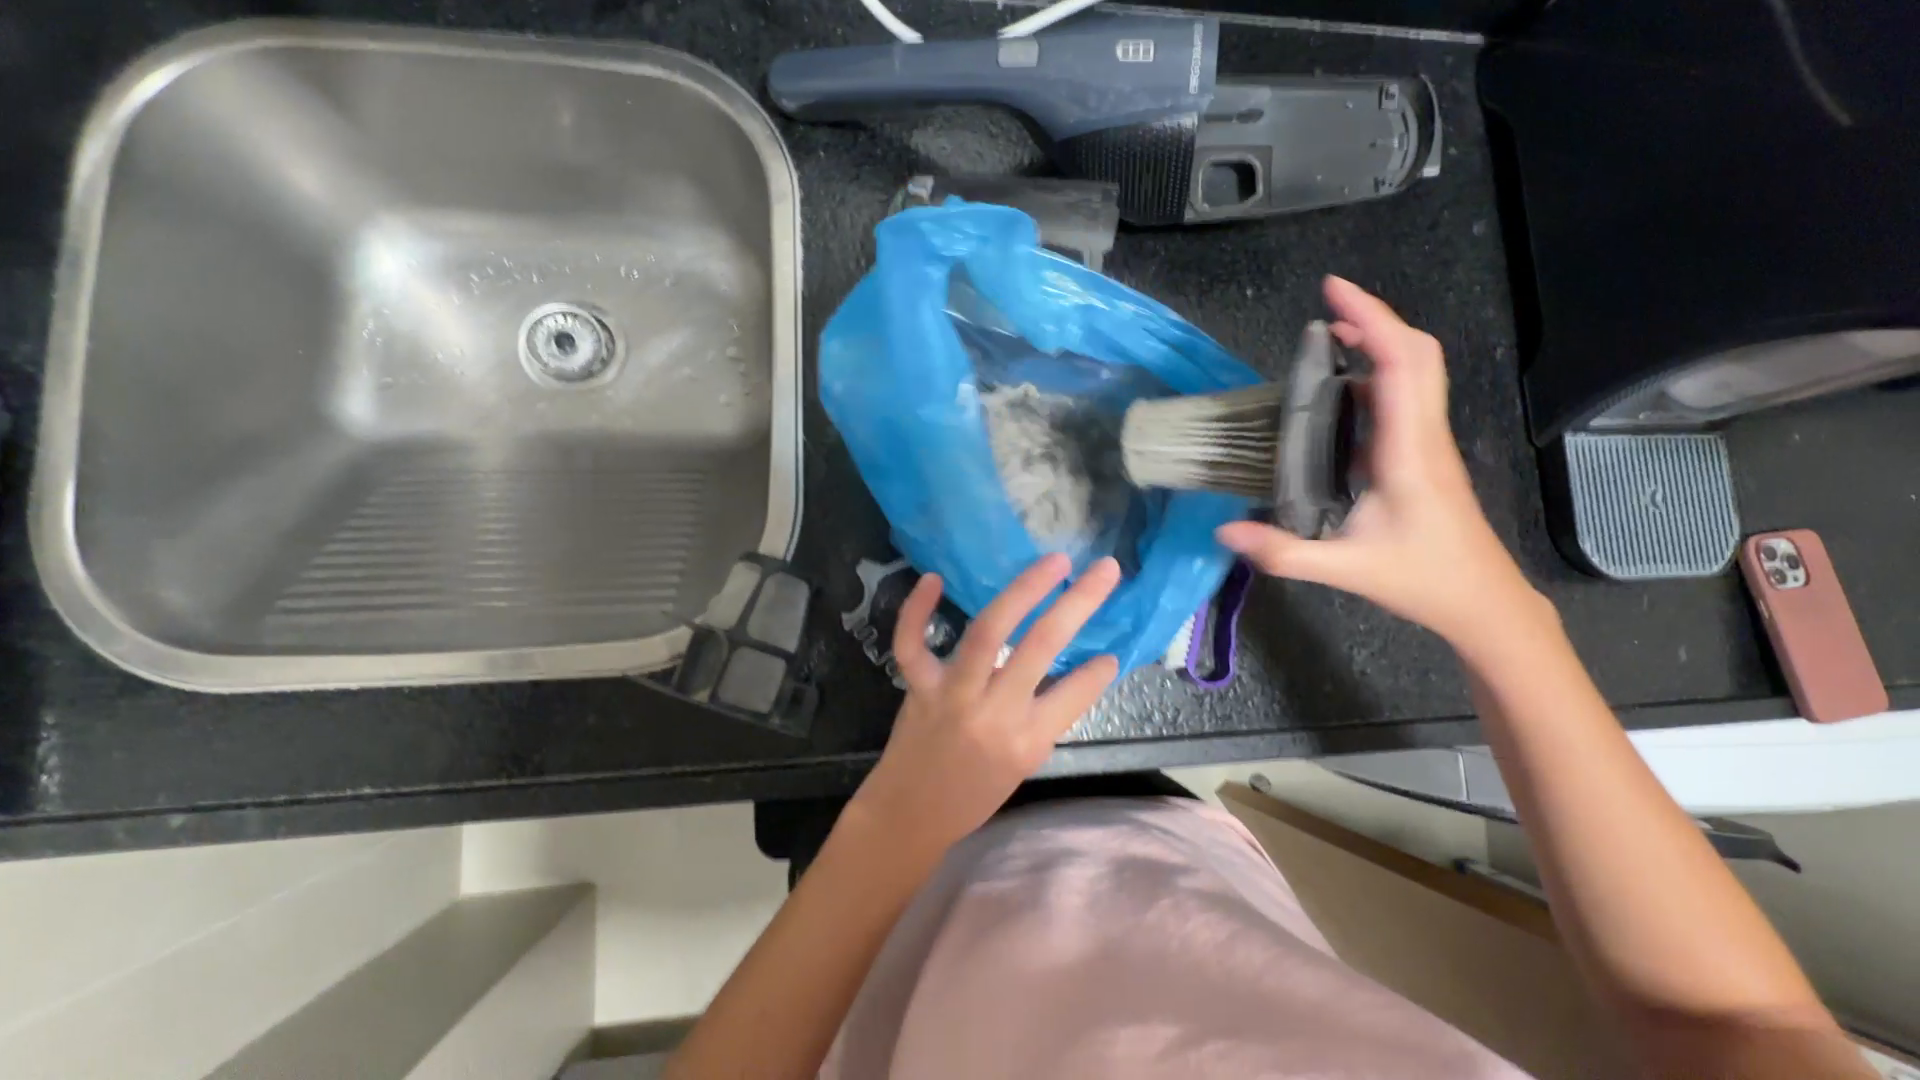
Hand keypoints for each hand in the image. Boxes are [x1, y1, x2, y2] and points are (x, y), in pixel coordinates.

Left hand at [849, 554, 1121, 855]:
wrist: (910, 817)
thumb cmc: (974, 795)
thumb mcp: (1023, 765)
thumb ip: (1046, 718)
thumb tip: (1079, 673)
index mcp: (1027, 740)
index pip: (1075, 693)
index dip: (1098, 670)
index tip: (1112, 652)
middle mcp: (994, 713)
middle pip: (1041, 645)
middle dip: (1079, 603)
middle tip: (1106, 569)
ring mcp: (953, 695)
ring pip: (988, 632)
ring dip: (1024, 590)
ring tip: (1054, 564)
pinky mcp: (918, 688)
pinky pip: (912, 645)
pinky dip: (917, 610)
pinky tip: (933, 578)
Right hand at [1216, 276, 1545, 652]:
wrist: (1484, 602)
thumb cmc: (1422, 580)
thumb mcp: (1345, 570)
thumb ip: (1283, 552)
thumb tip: (1224, 532)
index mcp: (1408, 450)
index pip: (1400, 364)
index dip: (1370, 319)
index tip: (1333, 291)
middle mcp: (1425, 434)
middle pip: (1419, 353)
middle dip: (1376, 320)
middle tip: (1328, 311)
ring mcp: (1431, 443)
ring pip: (1420, 371)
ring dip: (1381, 343)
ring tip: (1331, 341)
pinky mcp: (1427, 455)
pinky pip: (1410, 396)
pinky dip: (1381, 374)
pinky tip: (1345, 392)